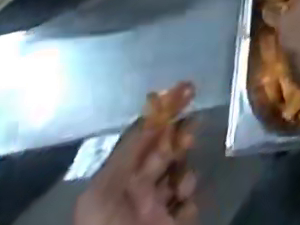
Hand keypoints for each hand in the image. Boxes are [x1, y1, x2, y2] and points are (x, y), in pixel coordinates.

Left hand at [76, 108, 197, 224]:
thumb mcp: (105, 193)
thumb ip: (129, 149)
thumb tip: (155, 105)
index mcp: (113, 180)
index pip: (140, 135)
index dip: (163, 110)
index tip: (188, 87)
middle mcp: (133, 192)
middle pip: (162, 151)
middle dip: (179, 137)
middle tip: (194, 128)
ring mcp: (154, 213)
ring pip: (178, 176)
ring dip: (186, 173)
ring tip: (184, 187)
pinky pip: (186, 208)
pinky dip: (189, 206)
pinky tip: (183, 212)